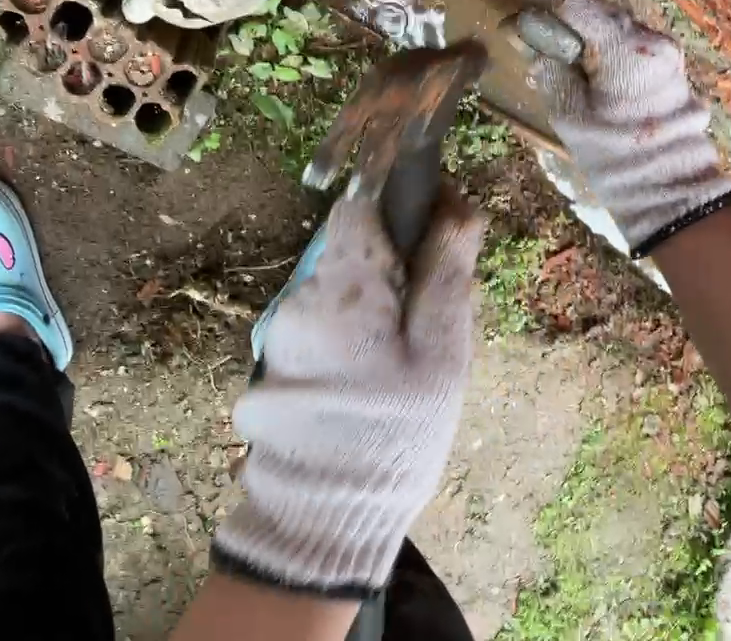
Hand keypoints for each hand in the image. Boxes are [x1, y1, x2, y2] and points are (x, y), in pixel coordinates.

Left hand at [211, 189, 485, 593]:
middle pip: (354, 249)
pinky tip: (371, 377)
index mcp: (343, 287)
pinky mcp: (274, 361)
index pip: (359, 206)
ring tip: (403, 360)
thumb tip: (456, 207)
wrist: (322, 524)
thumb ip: (446, 277)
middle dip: (394, 268)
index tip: (433, 234)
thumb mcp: (442, 358)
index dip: (399, 207)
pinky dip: (351, 333)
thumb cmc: (395, 434)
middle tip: (430, 320)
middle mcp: (300, 298)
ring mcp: (280, 331)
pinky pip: (324, 323)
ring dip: (374, 304)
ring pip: (341, 289)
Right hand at [474, 0, 730, 248]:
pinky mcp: (657, 59)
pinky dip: (580, 27)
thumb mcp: (571, 115)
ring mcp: (657, 45)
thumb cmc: (617, 159)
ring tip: (517, 7)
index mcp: (625, 48)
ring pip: (599, 13)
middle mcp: (646, 35)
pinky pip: (612, 31)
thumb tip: (519, 28)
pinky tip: (553, 32)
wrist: (671, 189)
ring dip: (558, 8)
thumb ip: (547, 65)